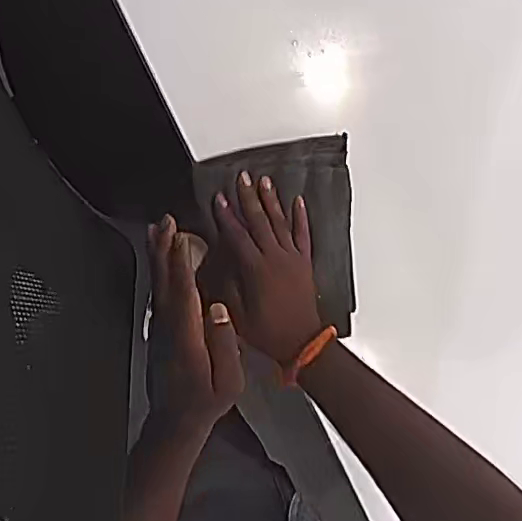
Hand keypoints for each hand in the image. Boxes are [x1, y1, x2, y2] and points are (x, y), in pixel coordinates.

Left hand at [148, 216, 243, 440]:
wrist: (175, 421)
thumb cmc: (207, 401)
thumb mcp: (228, 382)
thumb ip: (225, 345)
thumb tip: (219, 309)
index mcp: (187, 338)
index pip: (183, 293)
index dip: (181, 264)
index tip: (181, 237)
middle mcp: (168, 326)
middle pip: (164, 280)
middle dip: (164, 249)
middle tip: (165, 222)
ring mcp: (160, 326)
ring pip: (157, 283)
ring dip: (157, 255)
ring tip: (156, 229)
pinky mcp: (158, 327)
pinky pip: (157, 290)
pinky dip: (157, 269)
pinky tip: (159, 257)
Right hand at [212, 172, 325, 362]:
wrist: (302, 342)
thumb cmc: (269, 331)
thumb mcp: (238, 313)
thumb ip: (227, 285)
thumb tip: (218, 264)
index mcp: (256, 269)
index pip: (237, 235)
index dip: (227, 215)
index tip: (219, 199)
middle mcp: (275, 258)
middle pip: (259, 221)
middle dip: (248, 197)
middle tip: (241, 178)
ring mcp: (292, 258)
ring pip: (280, 222)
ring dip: (271, 200)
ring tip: (264, 181)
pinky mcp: (304, 262)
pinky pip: (302, 234)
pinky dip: (300, 216)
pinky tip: (297, 201)